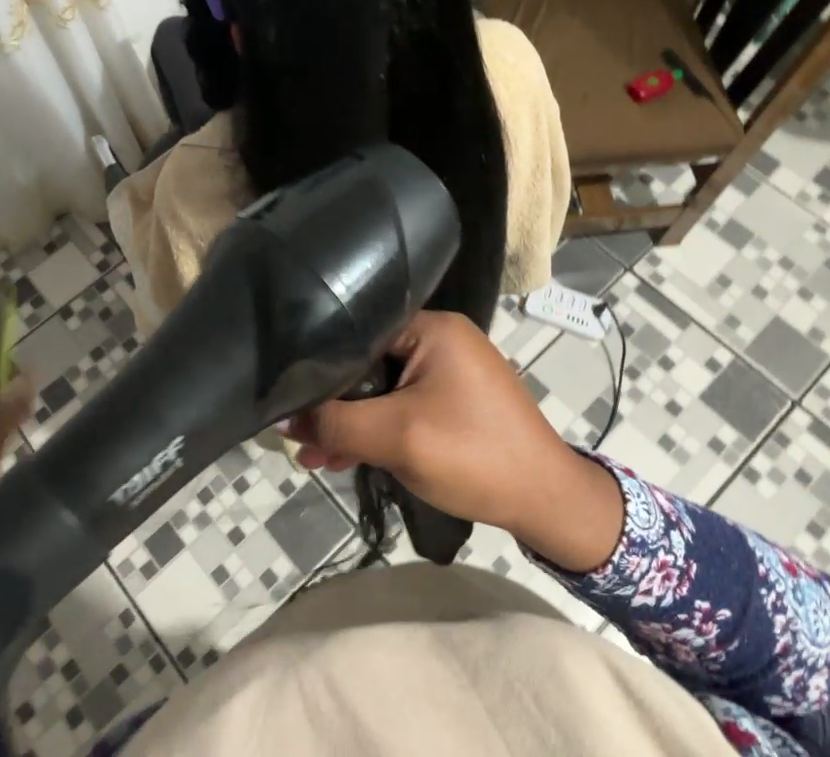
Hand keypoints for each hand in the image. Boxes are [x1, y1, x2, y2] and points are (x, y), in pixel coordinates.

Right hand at [281, 311, 622, 570]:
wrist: (545, 501)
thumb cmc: (473, 455)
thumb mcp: (396, 437)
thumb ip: (335, 423)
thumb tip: (283, 420)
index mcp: (433, 328)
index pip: (357, 329)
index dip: (318, 362)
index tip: (285, 392)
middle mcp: (441, 339)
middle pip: (366, 362)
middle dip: (331, 402)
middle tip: (296, 435)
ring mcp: (449, 371)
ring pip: (381, 389)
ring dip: (350, 422)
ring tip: (312, 457)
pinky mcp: (453, 401)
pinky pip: (401, 406)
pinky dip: (375, 430)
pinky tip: (344, 456)